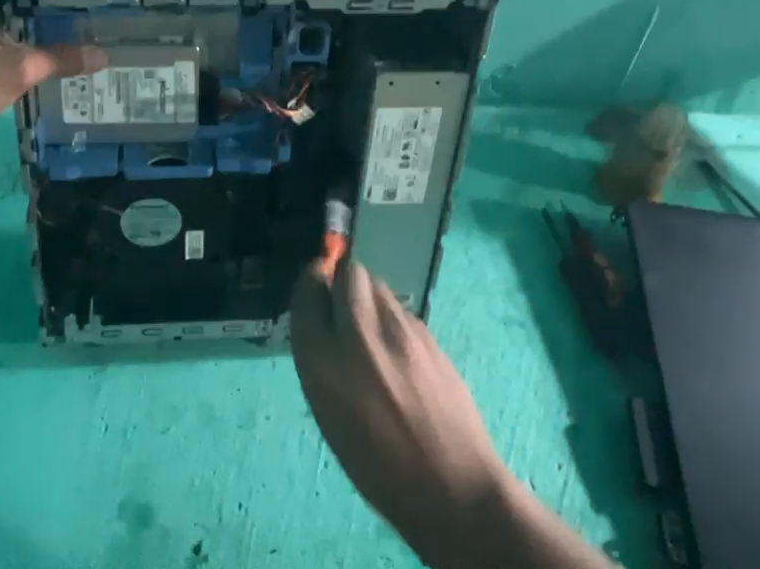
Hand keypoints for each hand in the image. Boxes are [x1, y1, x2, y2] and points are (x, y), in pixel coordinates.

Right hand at [289, 258, 514, 564]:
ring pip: (378, 285)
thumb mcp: (330, 416)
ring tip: (371, 327)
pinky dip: (392, 318)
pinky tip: (397, 349)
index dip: (310, 283)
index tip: (314, 287)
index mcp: (322, 362)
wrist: (451, 485)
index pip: (308, 292)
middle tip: (343, 306)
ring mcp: (399, 332)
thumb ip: (321, 362)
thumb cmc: (378, 469)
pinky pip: (401, 309)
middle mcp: (358, 335)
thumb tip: (323, 325)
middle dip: (343, 280)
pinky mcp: (429, 335)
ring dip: (368, 296)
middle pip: (348, 273)